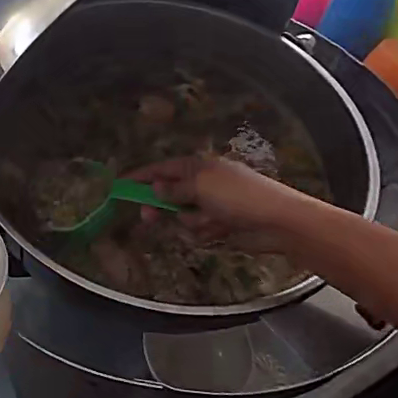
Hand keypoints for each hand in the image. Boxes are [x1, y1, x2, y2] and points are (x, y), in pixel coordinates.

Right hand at [131, 156, 322, 254]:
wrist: (277, 222)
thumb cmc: (238, 197)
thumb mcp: (201, 186)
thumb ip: (174, 188)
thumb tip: (155, 188)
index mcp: (198, 166)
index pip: (162, 168)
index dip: (141, 176)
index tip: (120, 185)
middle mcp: (202, 183)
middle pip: (168, 194)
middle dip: (161, 206)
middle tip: (149, 217)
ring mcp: (212, 204)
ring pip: (182, 215)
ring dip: (190, 221)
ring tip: (208, 222)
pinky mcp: (220, 224)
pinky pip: (198, 229)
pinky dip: (204, 231)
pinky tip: (219, 230)